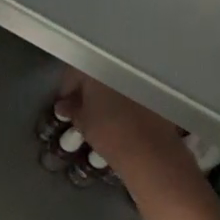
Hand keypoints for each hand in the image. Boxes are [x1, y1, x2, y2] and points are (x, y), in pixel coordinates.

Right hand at [63, 75, 190, 184]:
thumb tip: (63, 105)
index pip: (74, 72)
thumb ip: (71, 109)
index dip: (66, 89)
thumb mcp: (83, 123)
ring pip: (116, 81)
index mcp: (98, 69)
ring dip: (106, 94)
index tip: (63, 106)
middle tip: (79, 110)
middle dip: (86, 90)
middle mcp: (121, 67)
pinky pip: (133, 91)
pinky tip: (120, 117)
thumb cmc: (109, 134)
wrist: (151, 152)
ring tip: (99, 115)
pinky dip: (123, 100)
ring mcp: (141, 78)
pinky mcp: (157, 92)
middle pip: (97, 73)